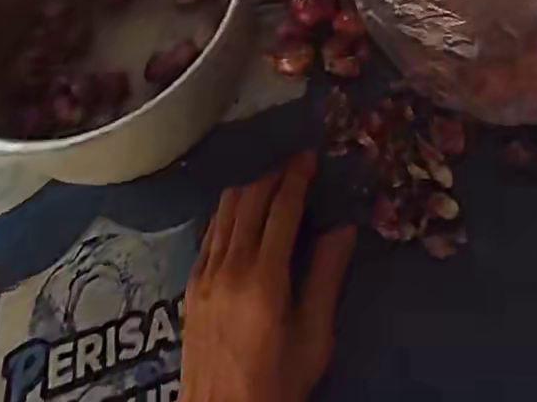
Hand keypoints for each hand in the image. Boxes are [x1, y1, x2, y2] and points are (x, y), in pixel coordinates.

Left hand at [183, 152, 358, 401]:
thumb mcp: (313, 339)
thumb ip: (326, 278)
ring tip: (271, 183)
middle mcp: (231, 265)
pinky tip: (242, 214)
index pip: (282, 209)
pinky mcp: (192, 281)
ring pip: (226, 208)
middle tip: (294, 166)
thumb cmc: (277, 383)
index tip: (309, 156)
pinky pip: (210, 230)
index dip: (296, 177)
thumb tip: (344, 228)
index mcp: (264, 279)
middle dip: (274, 175)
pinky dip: (229, 212)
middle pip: (251, 199)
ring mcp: (206, 271)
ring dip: (250, 188)